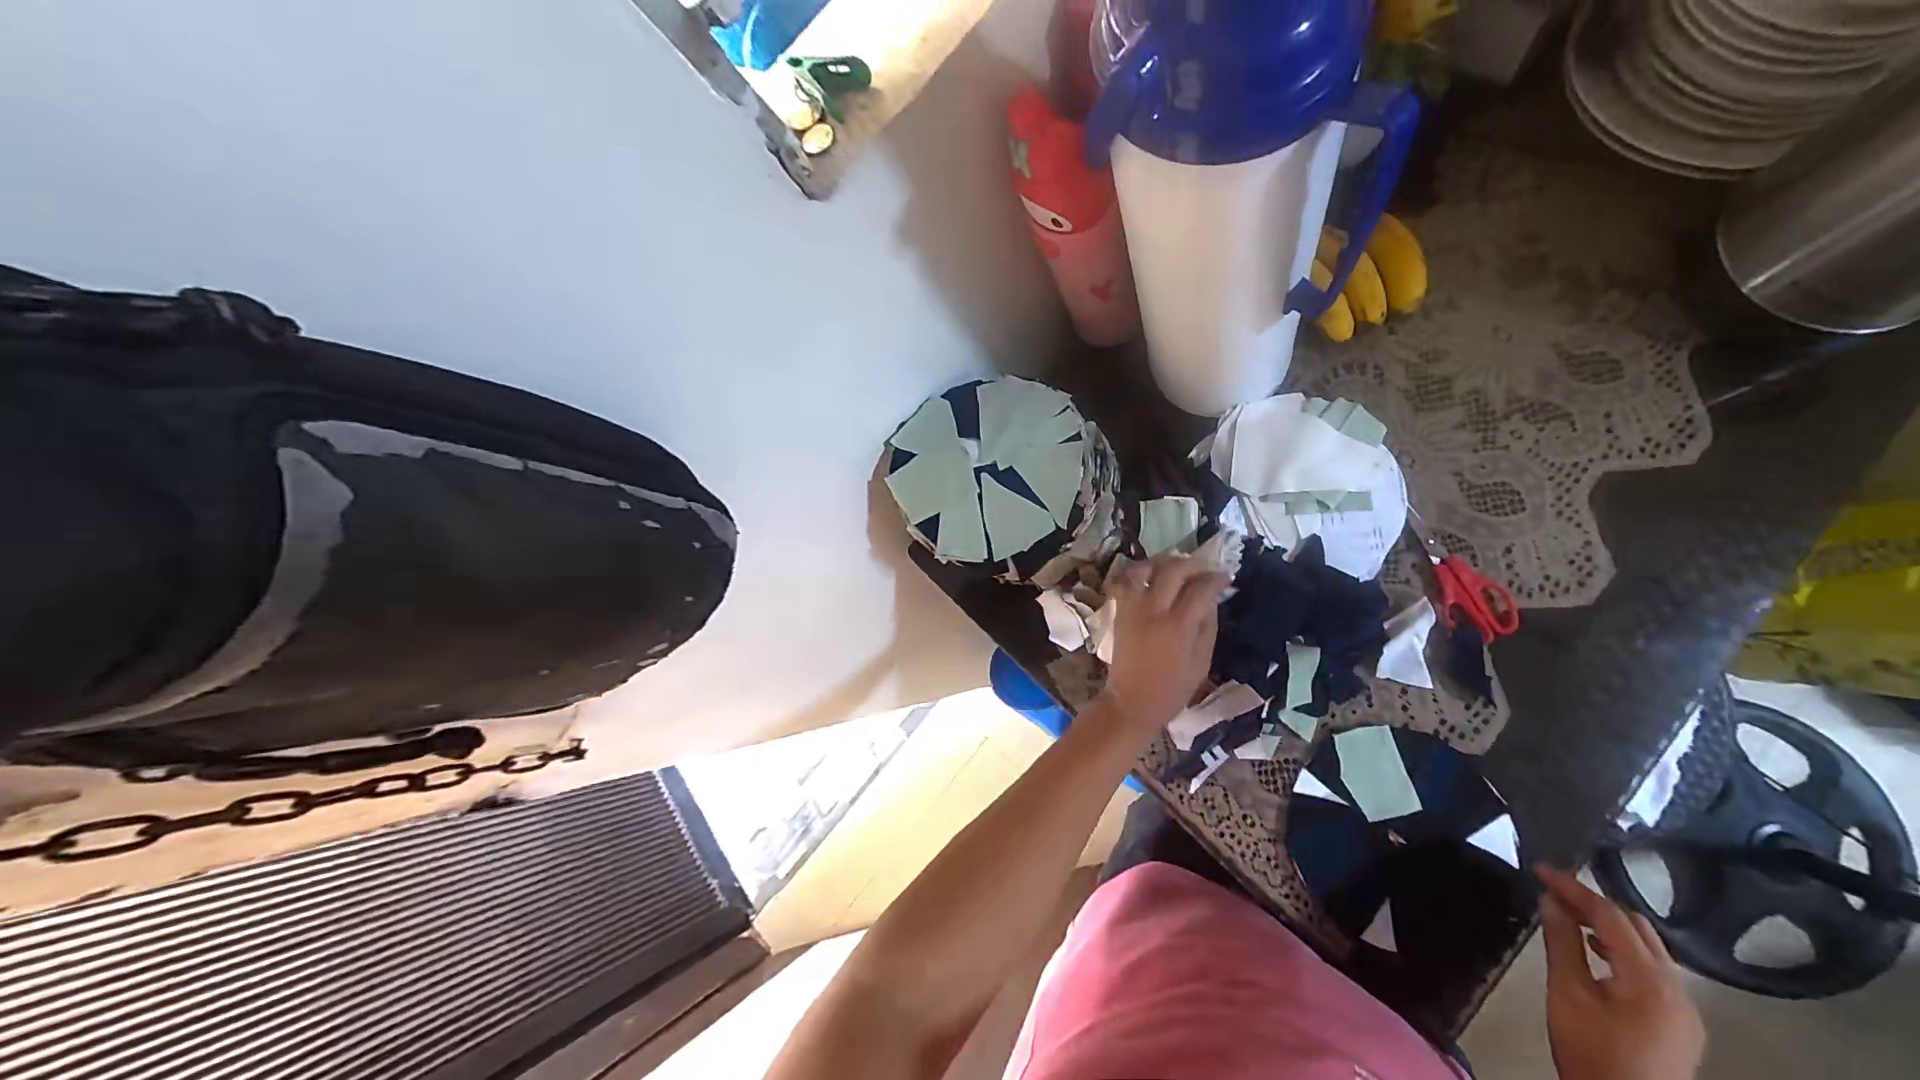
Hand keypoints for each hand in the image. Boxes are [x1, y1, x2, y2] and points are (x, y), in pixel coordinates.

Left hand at [1100, 557, 1228, 730]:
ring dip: (1162, 563)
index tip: (1224, 577)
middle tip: (1202, 569)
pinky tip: (1151, 578)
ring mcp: (1132, 609)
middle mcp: (1153, 611)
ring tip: (1175, 569)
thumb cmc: (1173, 689)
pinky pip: (1125, 583)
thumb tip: (1211, 599)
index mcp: (1178, 626)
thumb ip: (1208, 627)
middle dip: (1191, 564)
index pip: (1200, 589)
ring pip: (1144, 570)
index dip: (1216, 578)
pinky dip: (1138, 574)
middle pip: (1172, 571)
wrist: (1131, 702)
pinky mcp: (1119, 612)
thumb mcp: (1202, 662)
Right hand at [1536, 865, 1704, 1079]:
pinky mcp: (1680, 1025)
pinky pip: (1653, 972)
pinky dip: (1622, 952)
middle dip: (1595, 904)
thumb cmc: (1591, 1051)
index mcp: (1651, 979)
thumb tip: (1551, 901)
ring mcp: (1684, 1010)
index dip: (1574, 888)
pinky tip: (1597, 954)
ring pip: (1648, 949)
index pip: (1611, 916)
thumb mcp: (1567, 993)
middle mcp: (1678, 990)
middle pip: (1638, 929)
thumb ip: (1562, 942)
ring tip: (1568, 916)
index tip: (1541, 869)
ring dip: (1609, 927)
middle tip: (1553, 891)